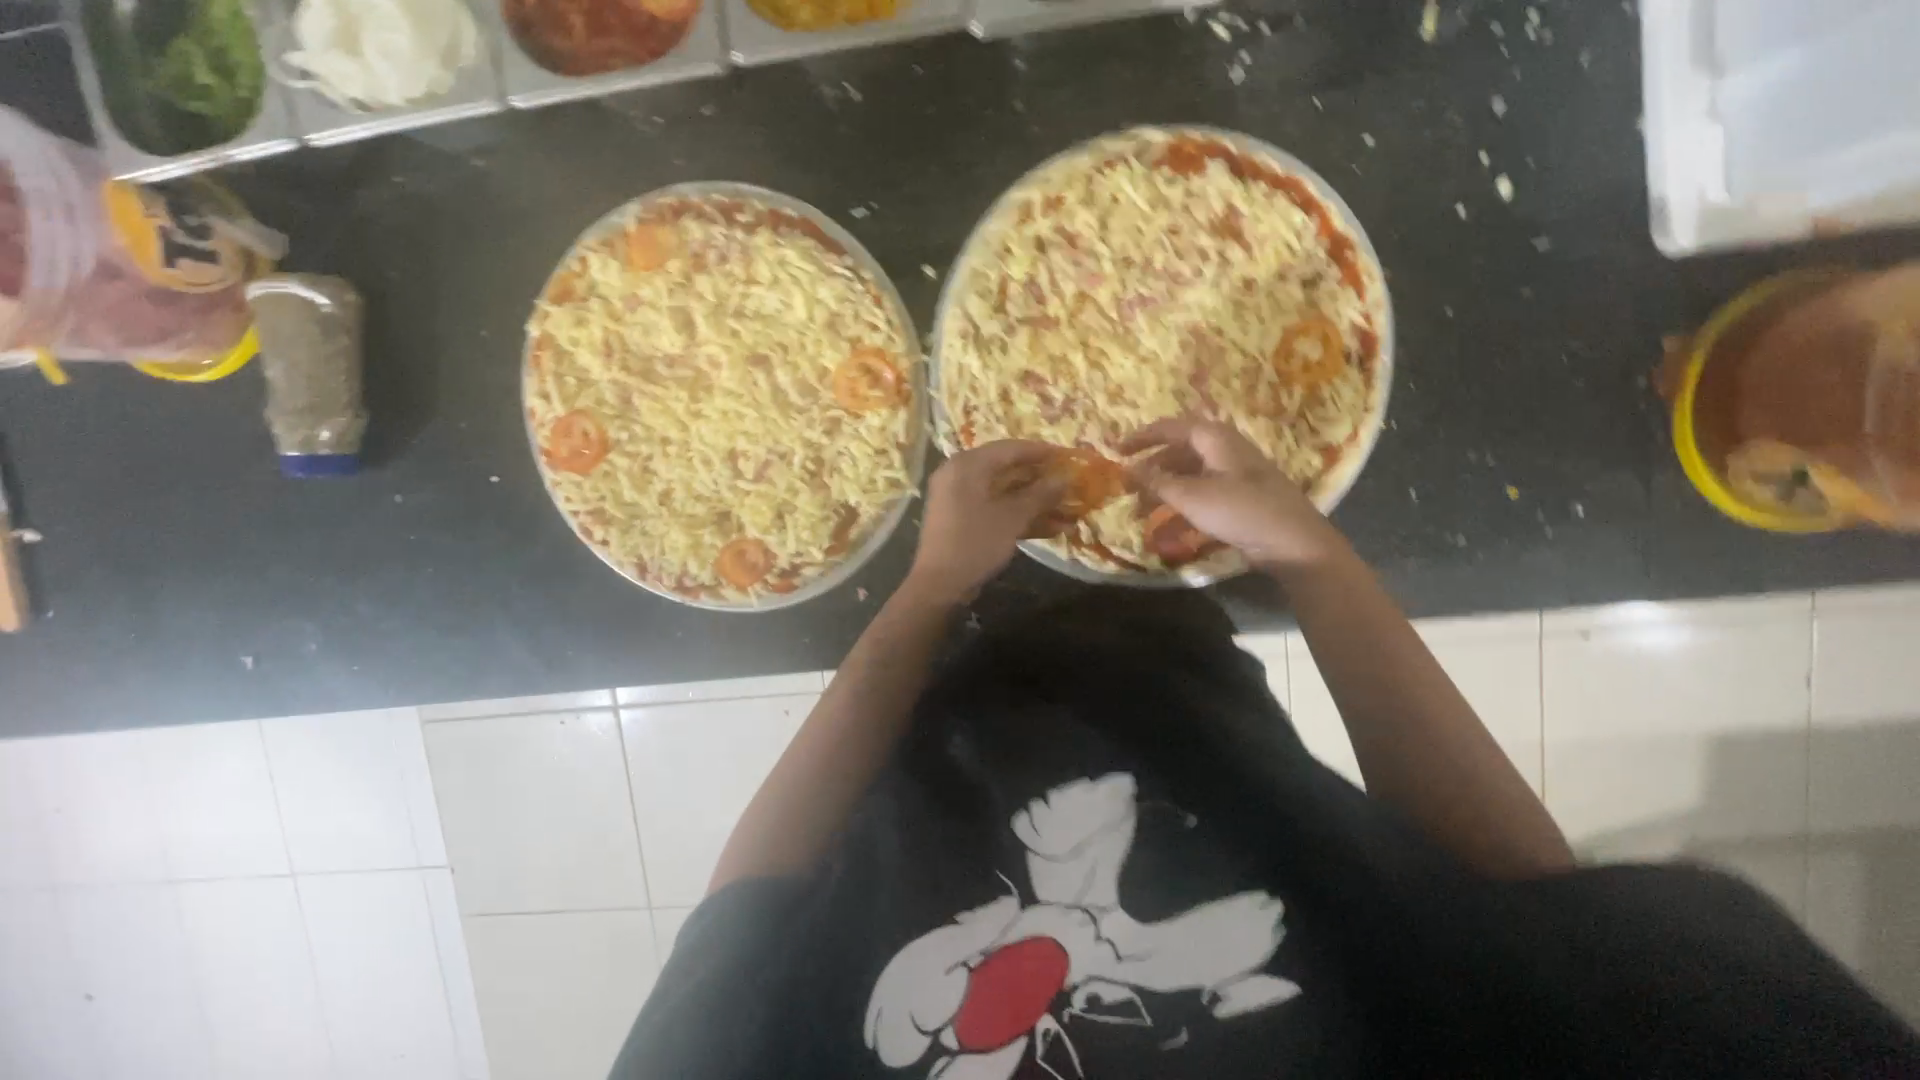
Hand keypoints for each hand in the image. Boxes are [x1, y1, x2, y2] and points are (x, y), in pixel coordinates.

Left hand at [905, 440, 1069, 602]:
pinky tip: (1054, 529)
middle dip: (1042, 481)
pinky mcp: (966, 522)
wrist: (939, 585)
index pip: (1010, 448)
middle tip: (1072, 484)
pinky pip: (998, 511)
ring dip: (1037, 503)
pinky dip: (1022, 518)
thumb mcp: (1011, 518)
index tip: (1068, 456)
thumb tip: (1066, 478)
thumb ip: (1040, 495)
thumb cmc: (975, 543)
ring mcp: (962, 500)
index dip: (1041, 452)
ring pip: (1006, 494)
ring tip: (1071, 511)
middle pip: (1009, 471)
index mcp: (967, 466)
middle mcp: (962, 476)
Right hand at [1120, 417, 1345, 574]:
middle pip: (1178, 453)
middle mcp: (1225, 449)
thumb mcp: (1192, 497)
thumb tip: (1127, 468)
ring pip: (1189, 476)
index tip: (1115, 451)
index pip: (1170, 428)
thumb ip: (1157, 481)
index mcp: (1215, 438)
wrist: (1294, 542)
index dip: (1141, 438)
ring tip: (1140, 514)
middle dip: (1150, 471)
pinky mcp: (1241, 497)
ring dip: (1163, 492)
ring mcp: (1235, 474)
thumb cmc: (1241, 510)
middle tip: (1126, 489)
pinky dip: (1182, 506)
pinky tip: (1167, 528)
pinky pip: (1203, 494)